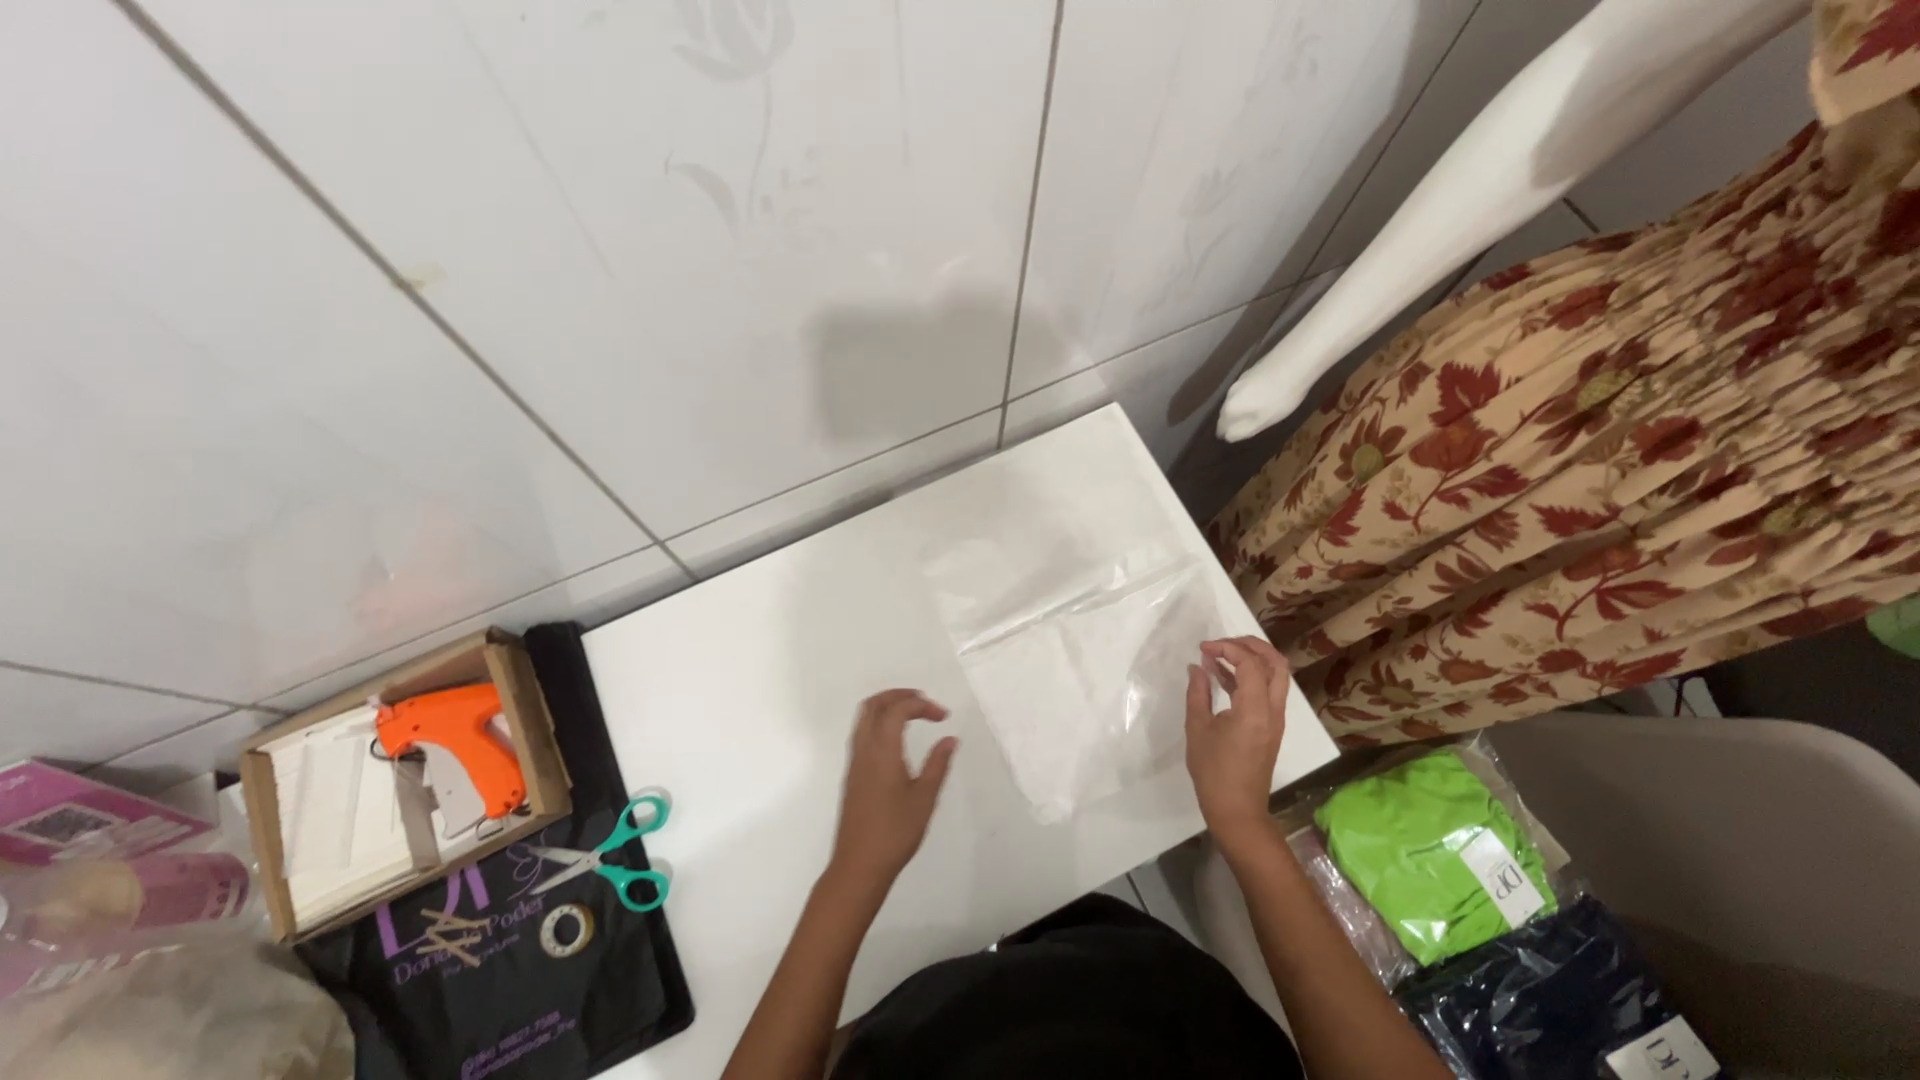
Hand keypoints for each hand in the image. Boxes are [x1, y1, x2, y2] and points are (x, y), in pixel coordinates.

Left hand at [826, 689, 957, 892]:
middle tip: (924, 702)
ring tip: (912, 715)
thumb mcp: (924, 798)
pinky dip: (879, 723)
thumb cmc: (895, 832)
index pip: (898, 710)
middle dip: (899, 695)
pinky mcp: (852, 776)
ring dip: (886, 707)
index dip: (922, 705)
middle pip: (873, 705)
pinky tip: (897, 741)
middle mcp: (863, 750)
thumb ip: (938, 764)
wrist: (859, 865)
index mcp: (882, 751)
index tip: (943, 717)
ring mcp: (854, 763)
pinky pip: (861, 734)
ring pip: (863, 718)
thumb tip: (949, 739)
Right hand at [1185, 636, 1289, 848]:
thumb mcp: (1197, 729)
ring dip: (1252, 659)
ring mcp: (1276, 719)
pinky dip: (1250, 677)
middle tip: (1220, 644)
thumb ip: (1197, 693)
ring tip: (1219, 657)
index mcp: (1255, 709)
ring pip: (1276, 676)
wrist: (1237, 809)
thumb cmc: (1213, 772)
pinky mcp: (1271, 726)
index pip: (1250, 664)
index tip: (1203, 650)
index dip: (1228, 649)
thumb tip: (1197, 668)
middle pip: (1275, 662)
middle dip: (1249, 646)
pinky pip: (1268, 691)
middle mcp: (1273, 710)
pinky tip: (1222, 677)